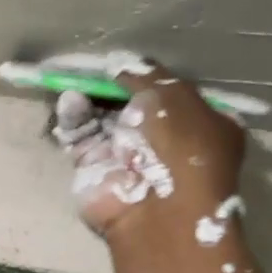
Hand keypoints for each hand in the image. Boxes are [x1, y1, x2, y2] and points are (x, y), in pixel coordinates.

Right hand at [53, 59, 246, 243]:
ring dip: (90, 99)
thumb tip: (120, 65)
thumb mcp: (173, 95)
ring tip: (77, 83)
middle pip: (131, 104)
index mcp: (201, 125)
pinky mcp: (96, 169)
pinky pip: (81, 136)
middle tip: (95, 68)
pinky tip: (70, 102)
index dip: (149, 76)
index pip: (172, 94)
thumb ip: (145, 73)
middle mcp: (166, 141)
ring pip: (102, 119)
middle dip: (112, 86)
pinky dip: (74, 118)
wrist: (157, 210)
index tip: (126, 61)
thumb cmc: (181, 146)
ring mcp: (129, 157)